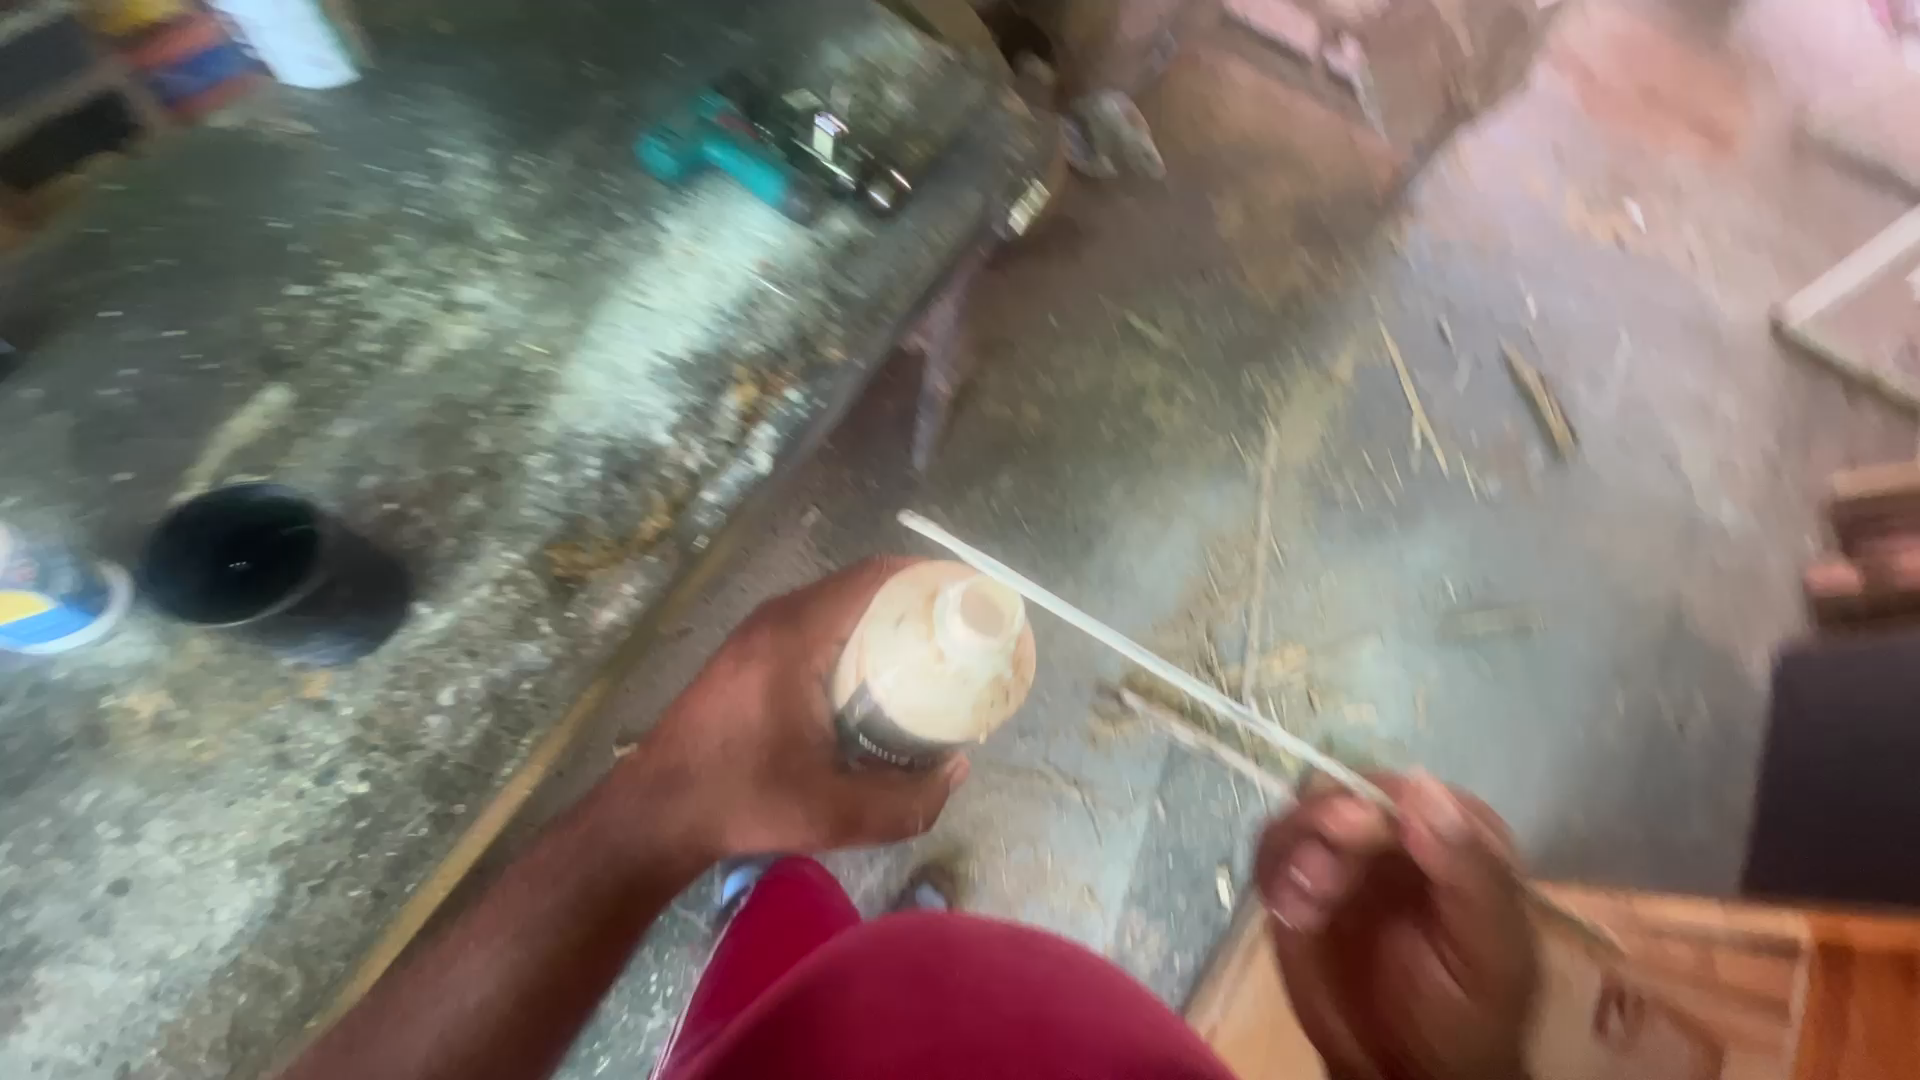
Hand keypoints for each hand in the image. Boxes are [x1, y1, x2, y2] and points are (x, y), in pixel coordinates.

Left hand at [626, 556, 968, 859]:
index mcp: (797, 635)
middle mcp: (777, 618)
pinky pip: (818, 622)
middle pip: (861, 585)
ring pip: (839, 603)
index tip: (968, 600)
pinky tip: (876, 676)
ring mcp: (759, 632)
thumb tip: (958, 770)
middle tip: (957, 634)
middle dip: (914, 601)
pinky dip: (856, 634)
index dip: (927, 578)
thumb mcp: (834, 813)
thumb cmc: (741, 801)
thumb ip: (907, 801)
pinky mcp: (752, 652)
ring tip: (928, 653)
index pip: (875, 577)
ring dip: (884, 618)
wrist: (653, 813)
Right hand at [1255, 772, 1537, 1079]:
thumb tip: (1422, 784)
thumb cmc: (1463, 1018)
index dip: (1382, 800)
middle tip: (1321, 878)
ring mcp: (1339, 852)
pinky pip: (1269, 848)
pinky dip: (1272, 873)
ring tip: (1306, 907)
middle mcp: (1393, 833)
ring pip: (1298, 813)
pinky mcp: (1294, 874)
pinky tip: (1294, 913)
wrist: (1396, 1068)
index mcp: (1454, 838)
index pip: (1414, 790)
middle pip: (1343, 791)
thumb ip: (1469, 872)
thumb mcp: (1489, 954)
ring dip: (1293, 853)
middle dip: (1324, 826)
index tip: (1361, 828)